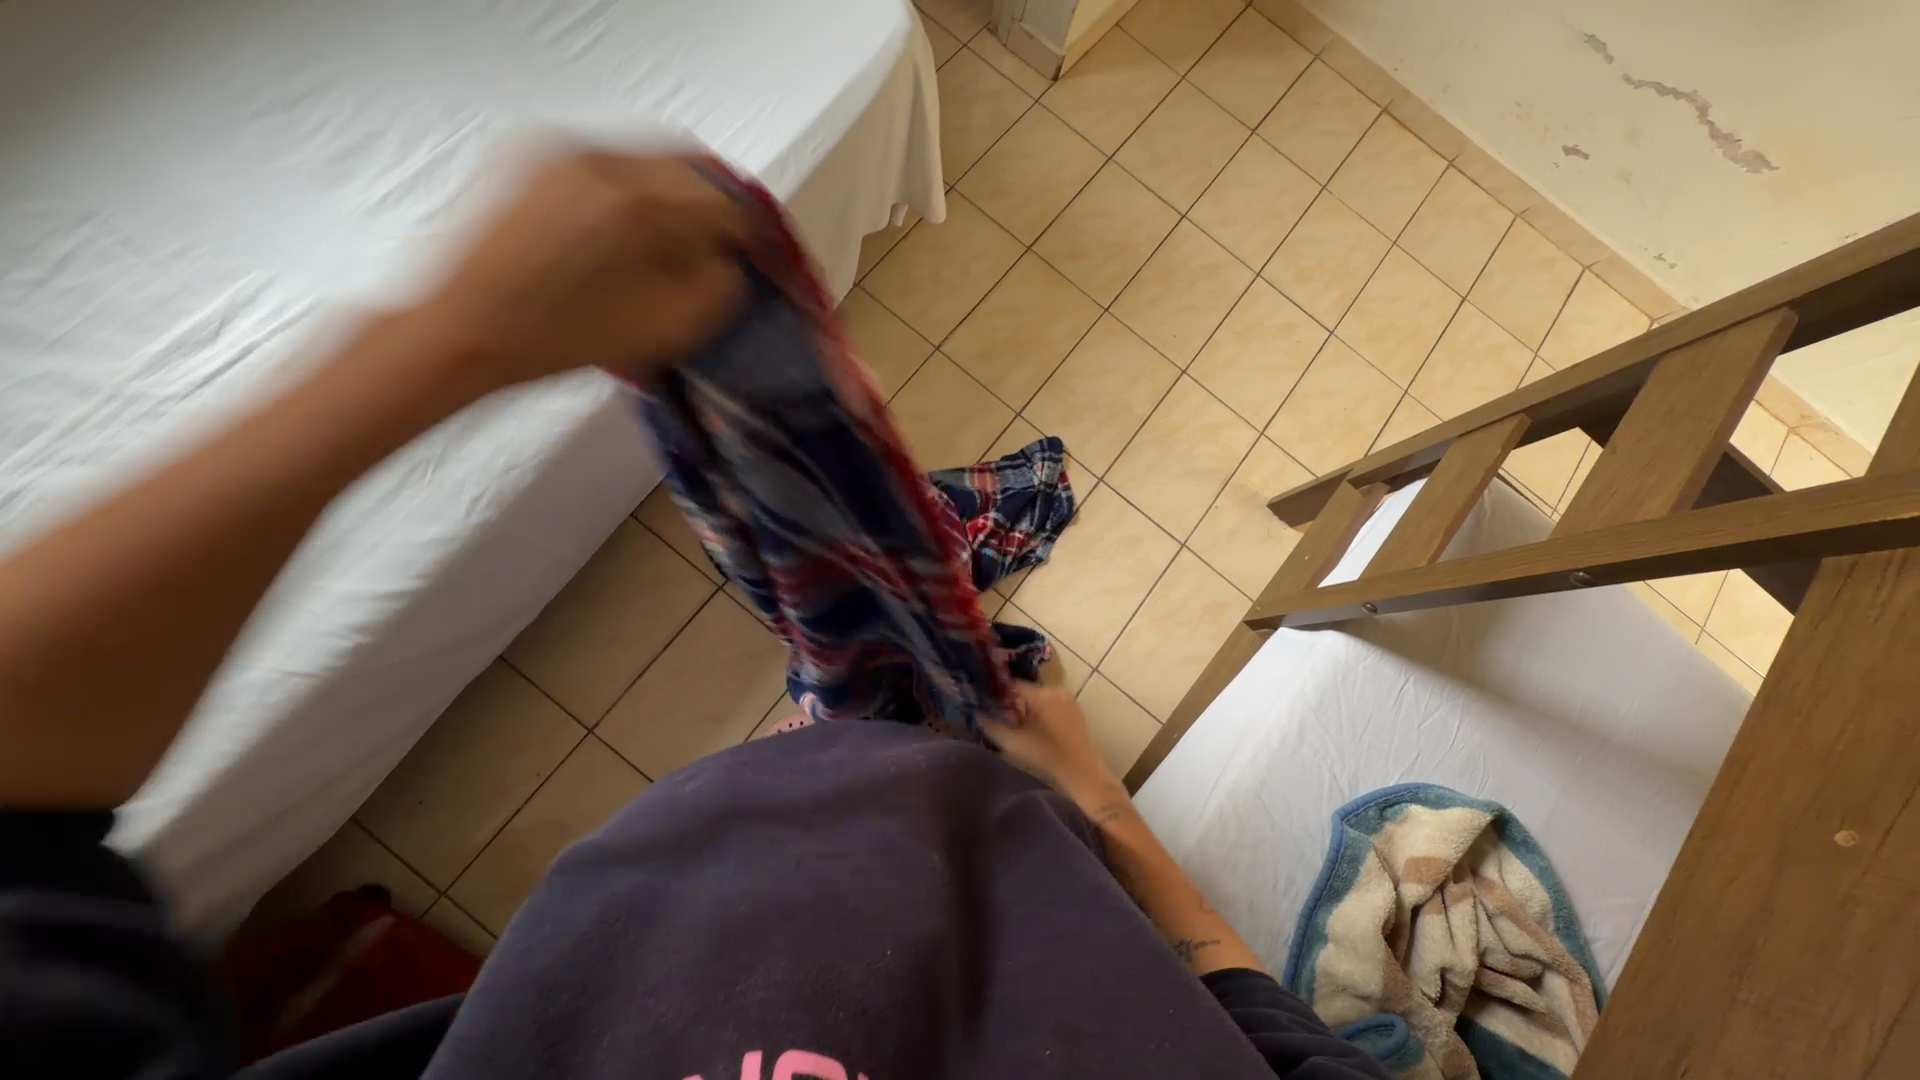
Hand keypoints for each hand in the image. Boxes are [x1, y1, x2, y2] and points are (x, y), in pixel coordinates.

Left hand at [411, 146, 749, 395]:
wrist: (463, 330)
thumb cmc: (560, 341)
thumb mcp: (663, 329)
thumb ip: (716, 288)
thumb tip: (729, 261)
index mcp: (637, 207)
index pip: (722, 201)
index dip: (752, 231)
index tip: (760, 252)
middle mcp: (599, 162)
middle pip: (688, 165)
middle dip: (717, 203)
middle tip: (728, 239)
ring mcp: (560, 153)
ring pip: (648, 158)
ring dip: (676, 194)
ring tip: (679, 236)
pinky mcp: (532, 158)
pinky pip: (606, 162)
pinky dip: (634, 189)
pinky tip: (630, 228)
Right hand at [981, 682, 1124, 805]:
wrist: (1082, 772)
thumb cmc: (1046, 755)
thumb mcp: (1013, 742)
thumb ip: (991, 725)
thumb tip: (976, 713)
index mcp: (1042, 693)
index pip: (1013, 684)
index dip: (997, 693)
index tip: (984, 702)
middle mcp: (1056, 690)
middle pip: (1025, 692)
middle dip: (1011, 703)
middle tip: (997, 717)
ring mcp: (1067, 699)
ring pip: (1038, 699)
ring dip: (1025, 709)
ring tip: (1013, 725)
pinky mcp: (1074, 711)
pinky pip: (1050, 705)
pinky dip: (1039, 713)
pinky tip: (1032, 729)